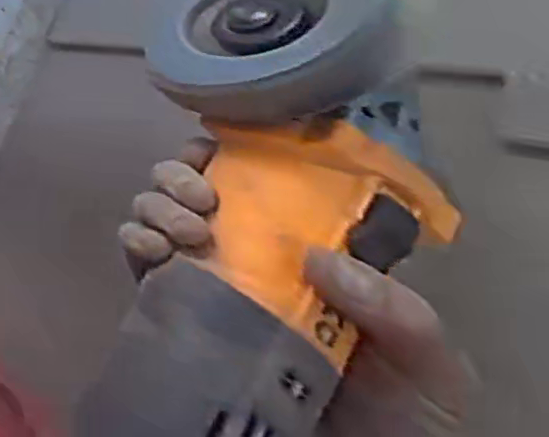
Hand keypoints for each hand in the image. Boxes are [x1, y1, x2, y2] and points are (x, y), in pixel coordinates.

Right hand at [120, 141, 474, 435]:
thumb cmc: (393, 406)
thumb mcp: (426, 363)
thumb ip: (396, 311)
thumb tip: (316, 256)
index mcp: (291, 245)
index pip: (249, 181)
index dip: (224, 155)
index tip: (216, 151)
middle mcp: (235, 245)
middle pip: (184, 183)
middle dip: (178, 175)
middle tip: (202, 199)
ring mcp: (195, 268)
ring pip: (152, 207)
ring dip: (158, 204)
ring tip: (186, 232)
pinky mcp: (162, 294)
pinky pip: (133, 249)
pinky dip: (134, 237)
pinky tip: (153, 249)